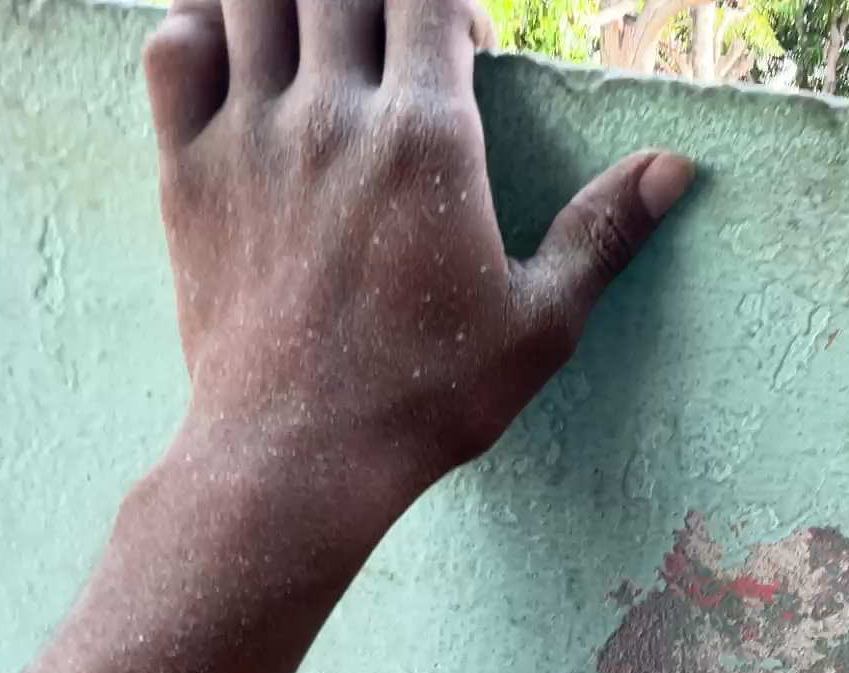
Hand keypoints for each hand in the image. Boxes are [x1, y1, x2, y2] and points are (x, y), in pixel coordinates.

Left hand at [142, 0, 692, 532]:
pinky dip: (206, 20)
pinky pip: (174, 44)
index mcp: (426, 143)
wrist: (304, 452)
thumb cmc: (432, 394)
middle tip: (406, 39)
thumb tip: (673, 168)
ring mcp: (248, 135)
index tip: (471, 51)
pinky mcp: (189, 170)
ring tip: (334, 33)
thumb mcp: (543, 324)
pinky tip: (243, 49)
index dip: (455, 6)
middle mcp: (332, 115)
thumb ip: (603, 233)